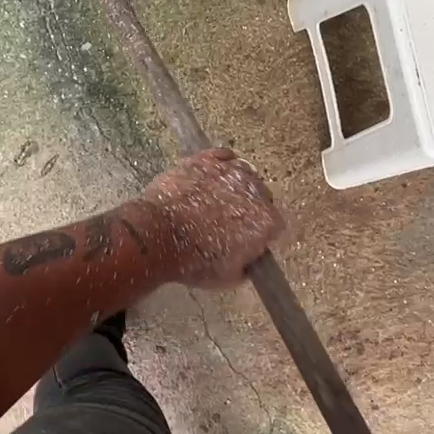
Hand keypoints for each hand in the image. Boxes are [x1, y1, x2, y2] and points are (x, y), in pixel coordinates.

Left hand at [136, 148, 285, 288]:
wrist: (157, 236)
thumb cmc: (194, 261)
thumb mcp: (229, 278)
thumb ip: (248, 262)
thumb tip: (249, 254)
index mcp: (265, 221)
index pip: (276, 225)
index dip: (262, 233)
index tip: (249, 238)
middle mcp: (254, 191)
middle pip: (262, 196)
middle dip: (250, 207)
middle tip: (230, 220)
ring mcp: (230, 170)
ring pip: (244, 173)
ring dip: (236, 185)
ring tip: (217, 197)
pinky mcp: (206, 159)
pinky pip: (222, 156)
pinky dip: (220, 164)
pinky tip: (211, 174)